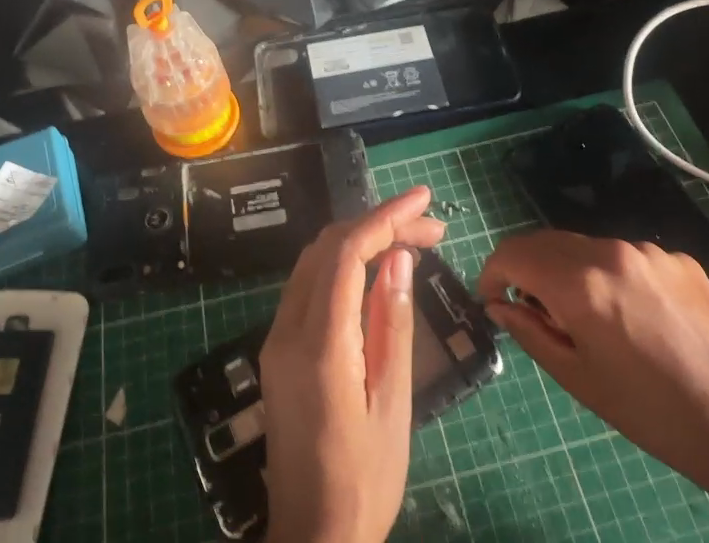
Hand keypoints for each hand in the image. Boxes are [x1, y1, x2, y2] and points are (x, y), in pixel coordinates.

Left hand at [260, 187, 445, 542]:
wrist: (313, 535)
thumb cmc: (365, 479)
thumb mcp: (393, 403)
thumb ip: (392, 324)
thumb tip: (398, 259)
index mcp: (318, 345)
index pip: (347, 253)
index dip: (386, 216)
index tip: (425, 199)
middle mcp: (286, 331)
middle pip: (327, 248)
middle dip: (378, 224)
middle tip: (432, 228)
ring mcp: (276, 340)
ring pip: (314, 264)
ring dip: (360, 242)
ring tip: (412, 242)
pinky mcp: (277, 352)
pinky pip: (308, 289)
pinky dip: (342, 267)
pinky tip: (376, 273)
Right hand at [479, 230, 708, 542]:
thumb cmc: (651, 413)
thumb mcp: (577, 378)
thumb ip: (531, 332)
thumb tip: (501, 306)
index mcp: (580, 282)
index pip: (514, 253)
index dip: (493, 273)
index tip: (492, 300)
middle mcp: (613, 252)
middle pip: (548, 241)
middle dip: (528, 269)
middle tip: (530, 311)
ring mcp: (653, 253)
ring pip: (589, 248)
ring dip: (570, 271)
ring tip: (586, 319)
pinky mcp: (684, 262)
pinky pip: (629, 259)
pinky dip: (612, 277)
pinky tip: (633, 319)